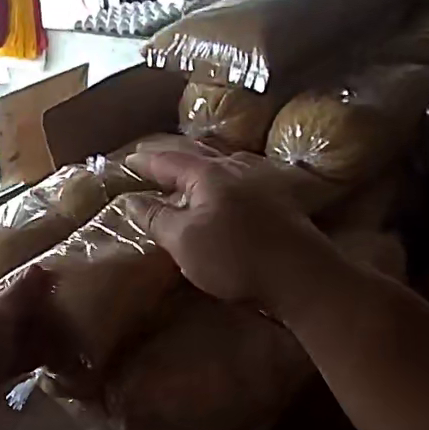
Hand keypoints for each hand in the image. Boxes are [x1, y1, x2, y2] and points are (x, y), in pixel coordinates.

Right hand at [125, 149, 344, 317]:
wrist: (300, 275)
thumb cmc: (235, 258)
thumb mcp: (184, 242)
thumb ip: (155, 219)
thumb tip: (131, 200)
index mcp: (209, 174)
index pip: (169, 159)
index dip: (146, 161)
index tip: (128, 160)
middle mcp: (237, 168)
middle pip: (200, 155)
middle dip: (176, 158)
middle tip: (157, 162)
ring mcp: (264, 181)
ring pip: (227, 163)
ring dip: (205, 166)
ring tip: (192, 173)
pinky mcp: (282, 200)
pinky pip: (246, 178)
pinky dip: (228, 180)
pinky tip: (232, 190)